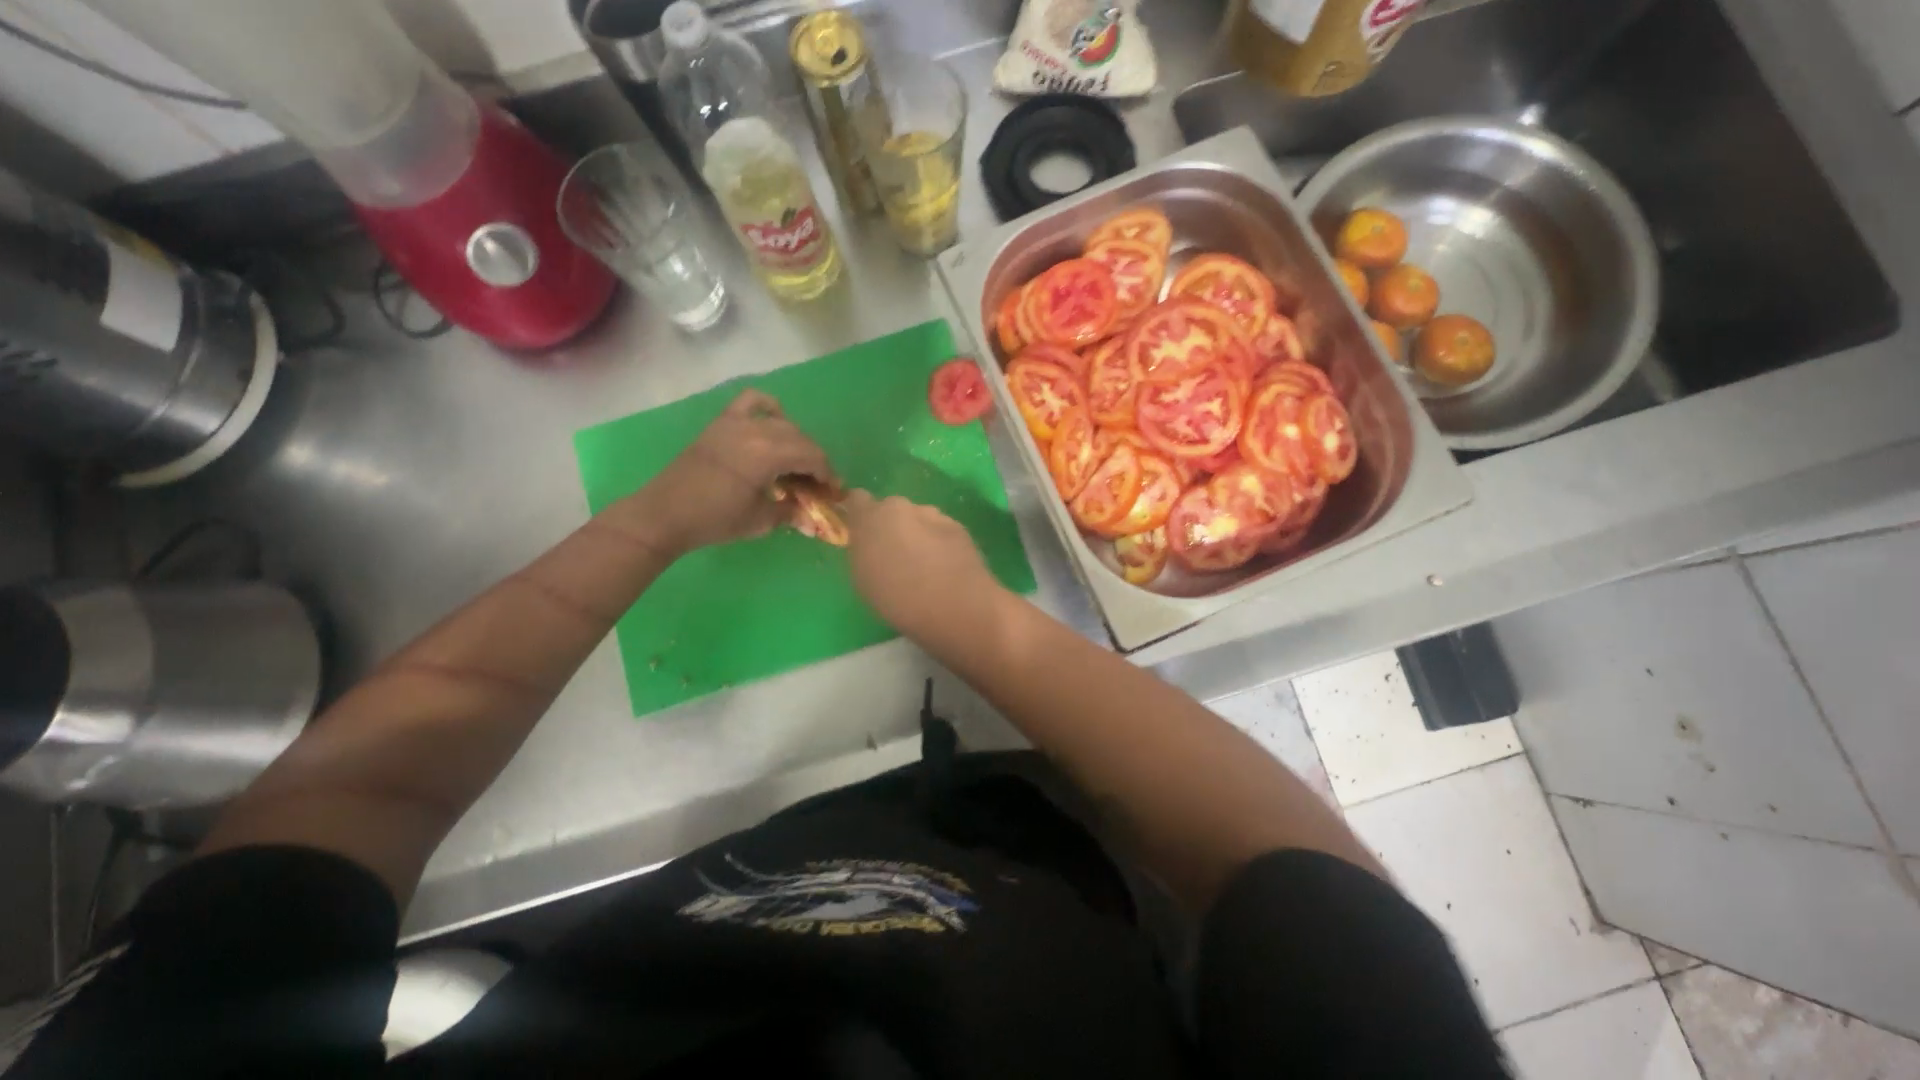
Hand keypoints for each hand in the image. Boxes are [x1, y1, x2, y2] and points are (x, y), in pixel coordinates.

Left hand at [615, 389, 835, 555]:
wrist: (665, 514)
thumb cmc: (715, 520)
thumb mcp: (760, 520)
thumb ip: (791, 512)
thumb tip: (812, 518)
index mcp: (768, 454)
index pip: (812, 456)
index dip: (827, 475)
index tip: (832, 493)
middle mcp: (756, 430)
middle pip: (800, 439)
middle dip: (814, 461)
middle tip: (816, 485)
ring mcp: (737, 423)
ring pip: (781, 423)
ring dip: (795, 441)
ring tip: (795, 464)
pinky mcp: (721, 423)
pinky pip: (752, 401)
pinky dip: (768, 407)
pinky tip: (774, 422)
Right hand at [842, 490, 1003, 640]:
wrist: (954, 604)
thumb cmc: (897, 598)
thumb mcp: (863, 580)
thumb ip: (862, 552)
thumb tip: (868, 543)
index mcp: (872, 517)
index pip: (857, 499)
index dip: (859, 514)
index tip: (860, 532)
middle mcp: (902, 507)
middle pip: (891, 510)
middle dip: (890, 527)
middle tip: (894, 557)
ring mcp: (934, 514)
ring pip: (919, 519)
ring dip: (917, 534)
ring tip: (924, 567)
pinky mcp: (960, 527)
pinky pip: (941, 531)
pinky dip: (940, 544)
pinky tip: (945, 569)